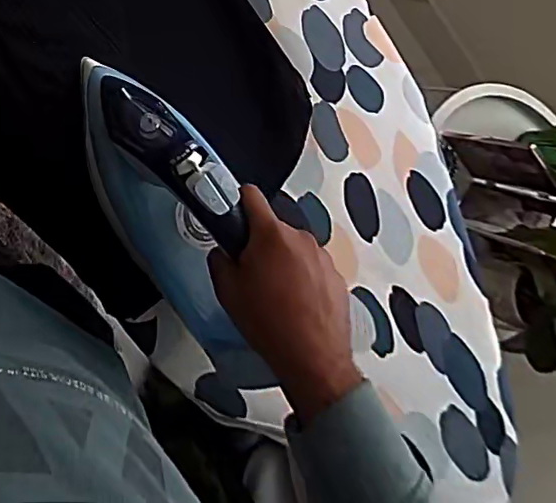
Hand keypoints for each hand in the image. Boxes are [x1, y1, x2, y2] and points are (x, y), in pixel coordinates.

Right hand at [209, 185, 364, 422]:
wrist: (314, 362)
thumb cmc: (272, 325)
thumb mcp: (227, 290)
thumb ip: (219, 259)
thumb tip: (222, 252)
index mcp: (271, 234)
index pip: (251, 194)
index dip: (238, 200)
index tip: (233, 210)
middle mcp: (300, 238)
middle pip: (272, 226)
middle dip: (260, 241)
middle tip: (251, 270)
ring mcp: (321, 257)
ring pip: (293, 247)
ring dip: (283, 260)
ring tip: (275, 292)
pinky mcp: (336, 276)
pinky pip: (312, 266)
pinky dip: (303, 277)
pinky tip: (294, 303)